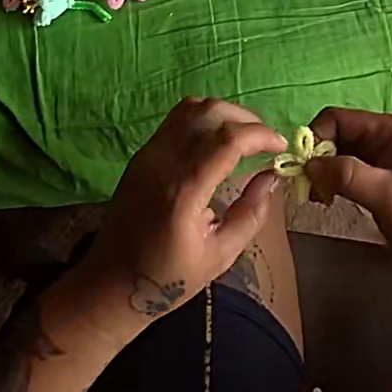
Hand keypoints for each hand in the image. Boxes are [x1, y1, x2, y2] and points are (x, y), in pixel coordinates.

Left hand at [76, 98, 286, 329]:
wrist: (111, 283)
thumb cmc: (168, 277)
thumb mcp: (220, 255)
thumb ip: (251, 213)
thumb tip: (272, 176)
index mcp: (183, 191)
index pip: (227, 140)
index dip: (261, 135)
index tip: (281, 146)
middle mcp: (164, 162)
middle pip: (211, 113)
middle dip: (248, 119)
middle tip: (267, 141)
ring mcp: (149, 153)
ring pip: (193, 108)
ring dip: (227, 113)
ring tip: (247, 135)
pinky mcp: (143, 152)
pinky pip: (178, 118)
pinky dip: (206, 117)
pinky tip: (220, 138)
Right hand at [304, 107, 391, 290]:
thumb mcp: (391, 195)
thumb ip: (349, 174)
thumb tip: (309, 163)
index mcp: (388, 130)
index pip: (337, 118)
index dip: (316, 137)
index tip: (303, 169)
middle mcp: (381, 139)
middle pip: (334, 135)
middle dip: (316, 157)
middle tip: (308, 189)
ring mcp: (379, 163)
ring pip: (336, 156)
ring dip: (321, 173)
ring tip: (318, 198)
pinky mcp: (376, 185)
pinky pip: (343, 175)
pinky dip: (329, 184)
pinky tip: (326, 201)